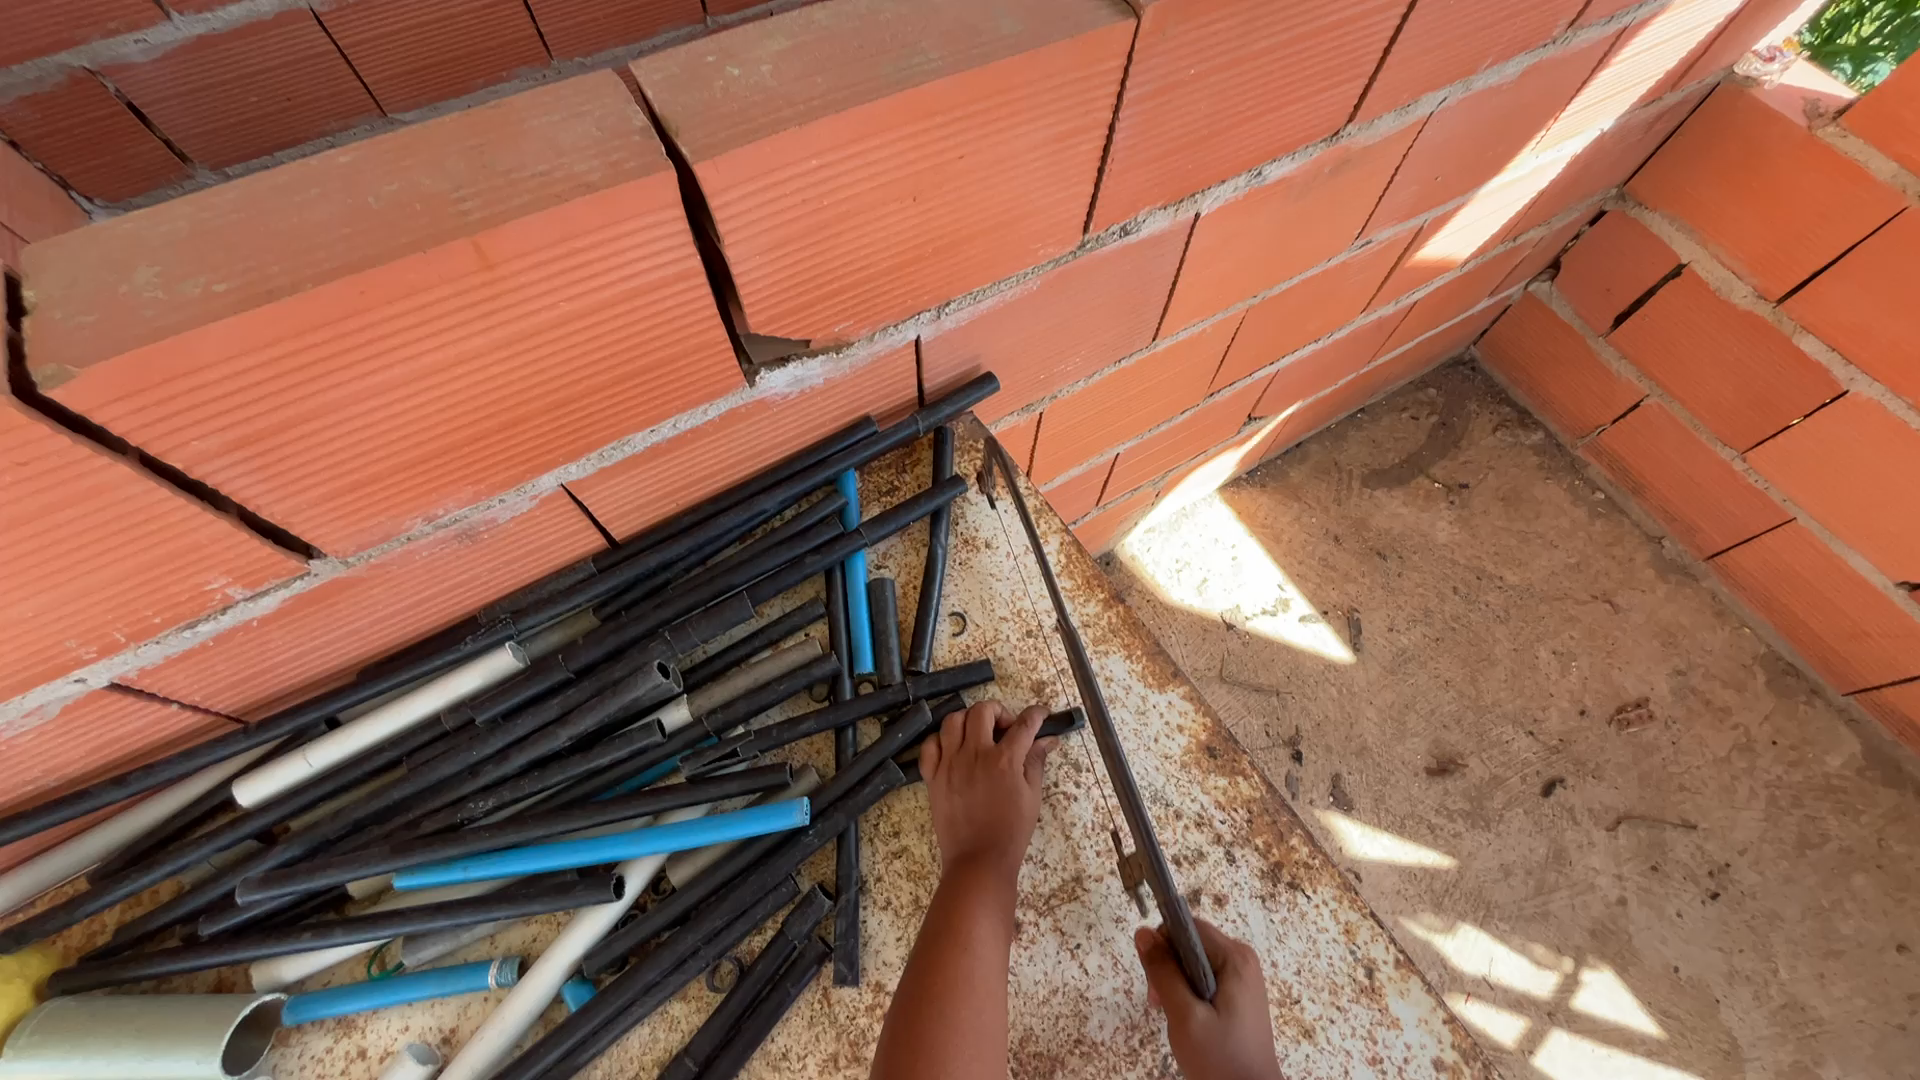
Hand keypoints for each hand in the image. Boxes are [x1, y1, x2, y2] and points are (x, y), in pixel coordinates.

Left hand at [918, 701, 1057, 883]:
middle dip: (999, 712)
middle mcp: (975, 755)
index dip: (1036, 714)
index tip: (1040, 714)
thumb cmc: (1011, 831)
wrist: (978, 860)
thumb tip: (1048, 740)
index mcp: (1004, 760)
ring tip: (979, 735)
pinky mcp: (932, 776)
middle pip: (983, 711)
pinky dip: (941, 740)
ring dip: (969, 720)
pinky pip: (930, 745)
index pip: (1024, 724)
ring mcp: (949, 764)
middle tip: (1006, 729)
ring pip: (953, 720)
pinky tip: (953, 749)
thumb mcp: (1031, 796)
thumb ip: (1036, 762)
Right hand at [1135, 918, 1283, 1079]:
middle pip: (1188, 944)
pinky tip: (1189, 1019)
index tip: (1154, 982)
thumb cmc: (1221, 1060)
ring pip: (1193, 962)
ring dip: (1176, 984)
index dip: (1163, 947)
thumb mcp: (1184, 1015)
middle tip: (1160, 1005)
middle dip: (1168, 969)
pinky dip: (1189, 994)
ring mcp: (1242, 977)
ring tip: (1175, 1018)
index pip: (1185, 927)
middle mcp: (1241, 959)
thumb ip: (1162, 971)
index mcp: (1234, 957)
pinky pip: (1203, 978)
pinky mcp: (1239, 994)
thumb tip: (1142, 931)